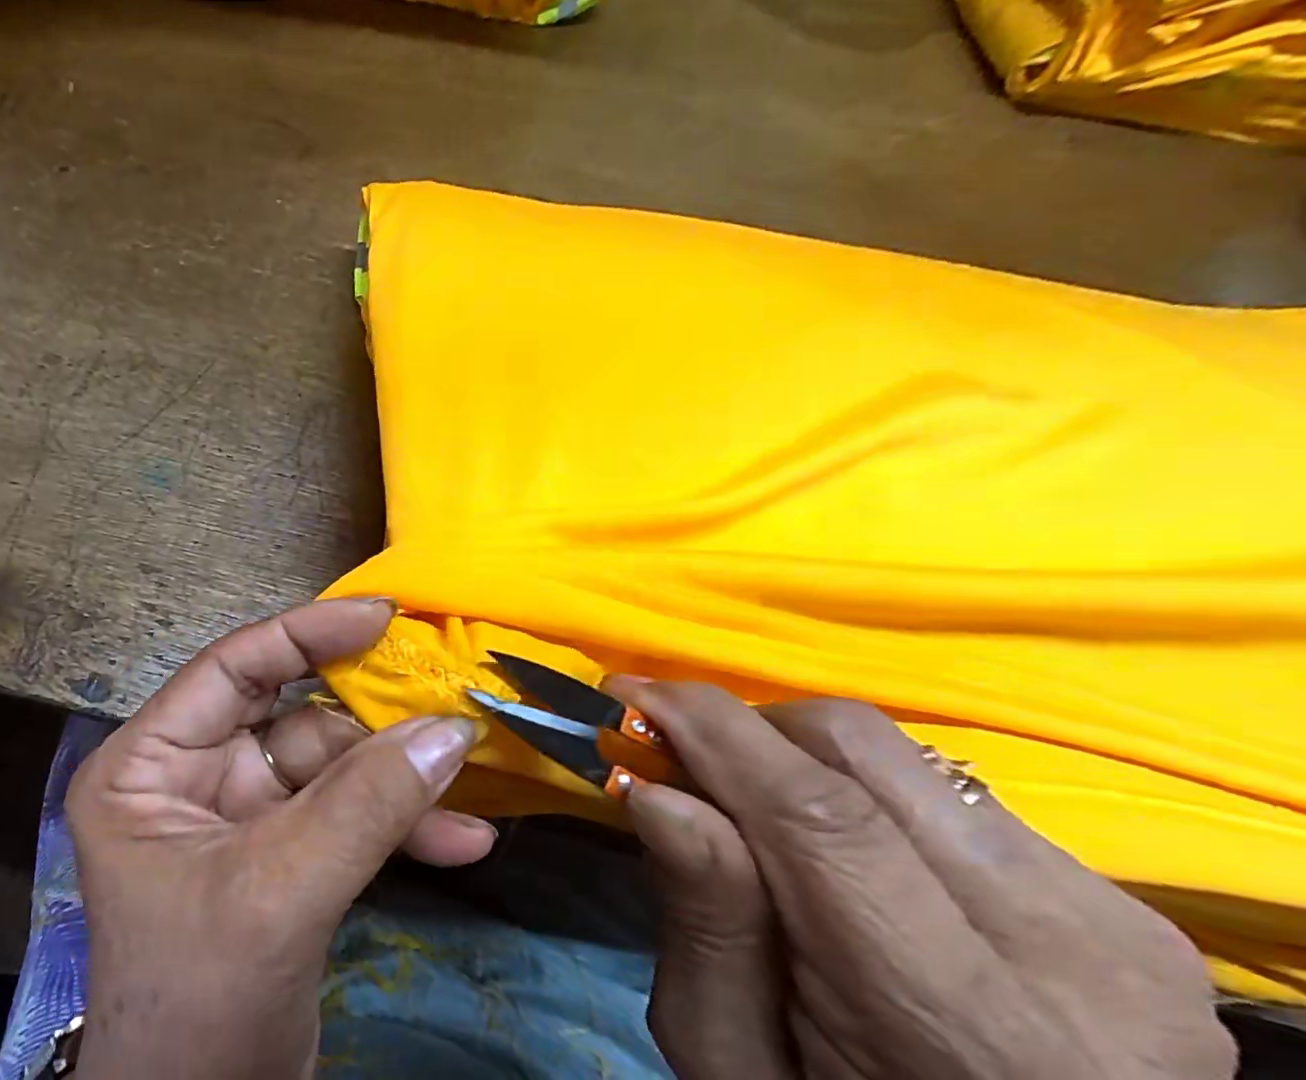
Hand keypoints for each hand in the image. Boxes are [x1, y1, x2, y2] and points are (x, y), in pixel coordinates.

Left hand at [67, 598, 492, 1079]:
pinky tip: (460, 843)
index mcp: (149, 764)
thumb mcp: (278, 892)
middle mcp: (191, 775)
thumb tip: (450, 731)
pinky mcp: (284, 854)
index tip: (383, 615)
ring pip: (333, 768)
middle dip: (370, 723)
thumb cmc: (199, 1004)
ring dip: (399, 783)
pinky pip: (348, 815)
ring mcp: (241, 815)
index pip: (233, 667)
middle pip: (294, 716)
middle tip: (442, 701)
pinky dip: (400, 826)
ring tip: (465, 793)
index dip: (308, 632)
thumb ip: (364, 806)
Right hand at [605, 681, 1235, 1079]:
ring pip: (901, 755)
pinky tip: (831, 849)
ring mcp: (1110, 919)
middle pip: (862, 752)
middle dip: (744, 730)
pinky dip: (853, 788)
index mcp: (970, 1032)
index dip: (714, 732)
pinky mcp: (1119, 903)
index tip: (628, 696)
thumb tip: (656, 791)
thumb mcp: (734, 1065)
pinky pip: (941, 790)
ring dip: (793, 756)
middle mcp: (1068, 953)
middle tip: (674, 756)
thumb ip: (704, 928)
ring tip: (746, 807)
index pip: (821, 817)